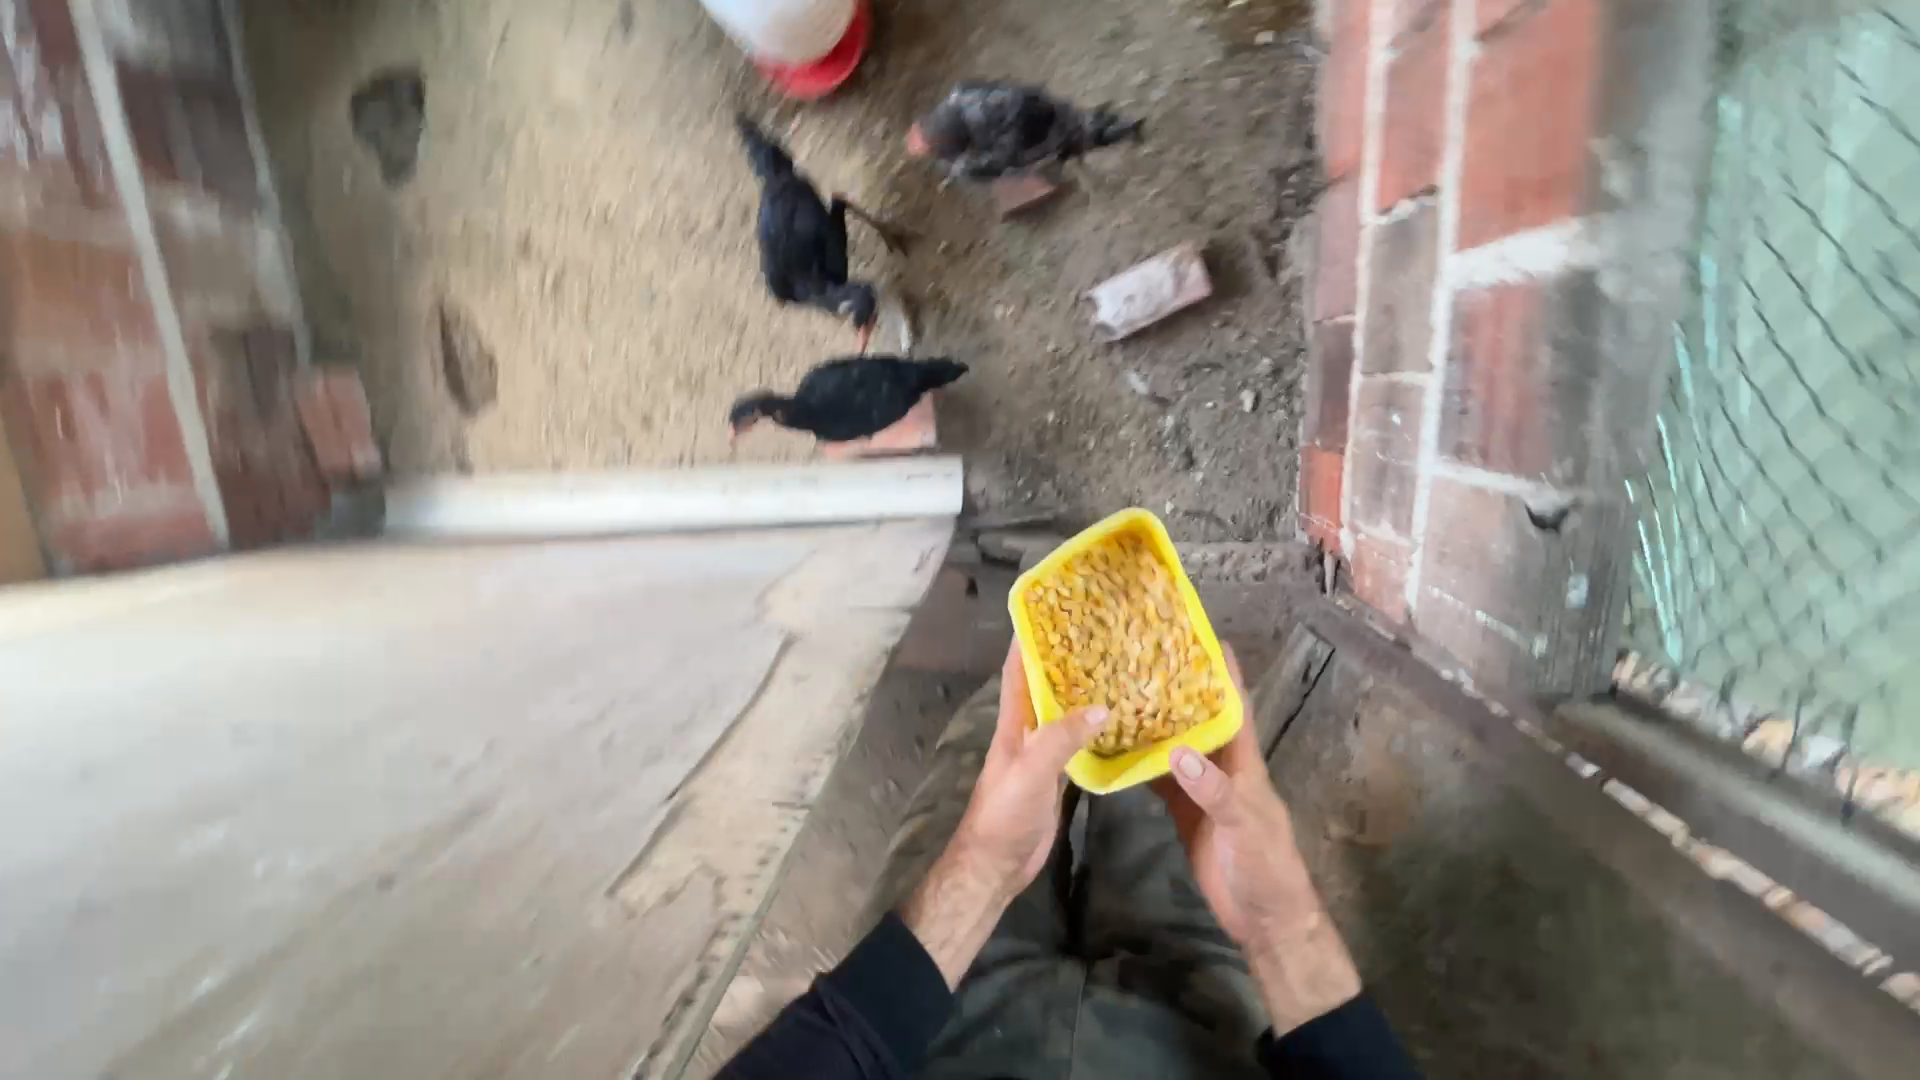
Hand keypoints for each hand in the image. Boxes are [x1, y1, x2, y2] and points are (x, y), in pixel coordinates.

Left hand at [902, 642, 1108, 986]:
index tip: (1049, 610)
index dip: (1027, 640)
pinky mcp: (1057, 777)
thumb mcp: (1030, 772)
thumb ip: (1060, 739)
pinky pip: (1076, 743)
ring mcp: (1042, 754)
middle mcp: (1026, 731)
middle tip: (1098, 633)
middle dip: (1064, 659)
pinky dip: (1093, 728)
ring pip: (1063, 713)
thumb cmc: (1005, 813)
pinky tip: (1118, 721)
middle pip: (1044, 686)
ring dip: (1081, 691)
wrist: (997, 865)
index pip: (1017, 671)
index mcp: (1013, 723)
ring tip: (1116, 668)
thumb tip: (1102, 707)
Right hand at [1152, 646, 1362, 1032]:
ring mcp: (1201, 787)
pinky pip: (1159, 776)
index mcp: (1243, 761)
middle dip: (1178, 687)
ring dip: (1154, 720)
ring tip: (1121, 690)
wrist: (1263, 918)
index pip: (1234, 706)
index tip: (1203, 635)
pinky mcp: (1185, 809)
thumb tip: (1177, 750)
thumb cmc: (1266, 866)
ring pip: (1175, 742)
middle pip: (1198, 717)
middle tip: (1143, 657)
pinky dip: (1139, 761)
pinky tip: (1115, 746)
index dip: (1224, 671)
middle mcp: (1220, 765)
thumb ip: (1213, 790)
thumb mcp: (1245, 826)